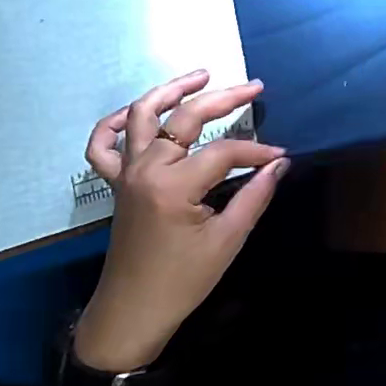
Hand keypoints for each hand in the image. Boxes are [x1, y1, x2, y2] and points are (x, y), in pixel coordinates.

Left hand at [75, 71, 288, 371]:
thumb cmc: (185, 279)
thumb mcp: (229, 239)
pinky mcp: (116, 183)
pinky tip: (137, 112)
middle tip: (254, 87)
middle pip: (184, 118)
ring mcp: (125, 173)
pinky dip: (115, 122)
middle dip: (223, 98)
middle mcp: (145, 169)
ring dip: (170, 90)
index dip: (258, 151)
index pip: (225, 151)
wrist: (134, 309)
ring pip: (140, 115)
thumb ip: (255, 195)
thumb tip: (279, 164)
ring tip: (201, 76)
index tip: (282, 158)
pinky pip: (103, 145)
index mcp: (174, 185)